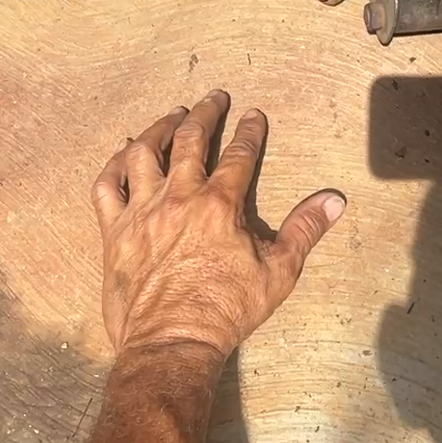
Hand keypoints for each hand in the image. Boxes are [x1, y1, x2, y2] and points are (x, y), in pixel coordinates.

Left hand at [93, 91, 346, 358]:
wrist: (171, 344)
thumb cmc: (227, 310)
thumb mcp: (279, 272)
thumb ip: (305, 230)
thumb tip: (335, 200)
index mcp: (219, 204)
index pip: (239, 154)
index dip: (249, 131)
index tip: (253, 114)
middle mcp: (179, 197)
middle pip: (190, 140)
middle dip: (205, 113)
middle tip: (213, 98)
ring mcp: (142, 212)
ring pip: (144, 152)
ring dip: (159, 128)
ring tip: (171, 116)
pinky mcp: (114, 232)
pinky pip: (106, 186)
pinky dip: (113, 165)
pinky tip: (122, 153)